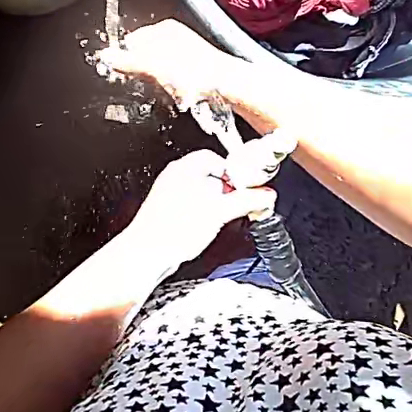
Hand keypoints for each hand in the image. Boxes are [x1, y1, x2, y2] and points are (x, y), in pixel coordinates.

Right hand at [97, 20, 240, 111]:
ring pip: (160, 67)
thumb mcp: (153, 66)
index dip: (125, 57)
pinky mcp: (195, 67)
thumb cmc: (194, 72)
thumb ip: (127, 61)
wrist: (226, 86)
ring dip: (159, 79)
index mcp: (165, 28)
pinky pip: (173, 76)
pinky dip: (172, 84)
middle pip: (146, 53)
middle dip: (143, 69)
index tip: (123, 71)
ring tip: (167, 87)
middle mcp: (176, 36)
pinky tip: (178, 91)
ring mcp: (187, 51)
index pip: (132, 40)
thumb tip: (105, 56)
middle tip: (149, 81)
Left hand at [116, 149, 275, 264]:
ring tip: (224, 217)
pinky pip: (192, 206)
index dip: (235, 172)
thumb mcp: (219, 211)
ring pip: (202, 192)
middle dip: (228, 189)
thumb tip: (264, 195)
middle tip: (240, 203)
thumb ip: (245, 201)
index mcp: (185, 167)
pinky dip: (204, 213)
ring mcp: (170, 194)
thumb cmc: (173, 228)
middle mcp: (175, 177)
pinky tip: (207, 226)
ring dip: (217, 203)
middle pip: (210, 175)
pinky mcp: (168, 212)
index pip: (216, 158)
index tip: (247, 186)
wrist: (147, 253)